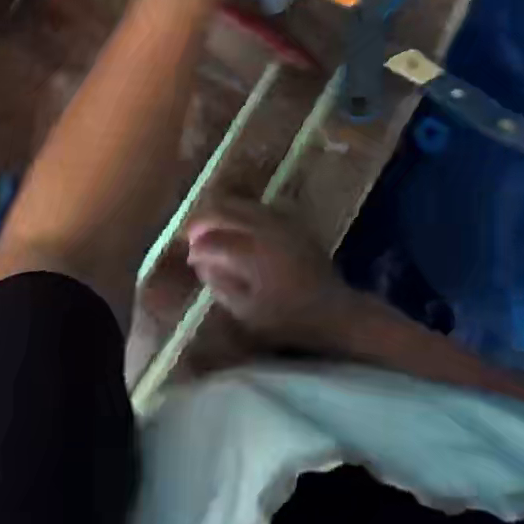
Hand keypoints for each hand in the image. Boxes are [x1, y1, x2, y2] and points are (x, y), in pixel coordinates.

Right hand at [185, 200, 368, 352]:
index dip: (196, 245)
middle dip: (203, 220)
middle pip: (224, 210)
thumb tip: (198, 260)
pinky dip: (240, 212)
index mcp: (252, 252)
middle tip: (190, 235)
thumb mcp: (247, 312)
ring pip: (240, 204)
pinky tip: (235, 227)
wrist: (335, 311)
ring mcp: (280, 222)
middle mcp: (264, 229)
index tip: (188, 255)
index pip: (213, 238)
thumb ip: (219, 283)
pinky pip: (257, 207)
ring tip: (209, 228)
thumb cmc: (289, 320)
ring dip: (220, 212)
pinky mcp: (291, 222)